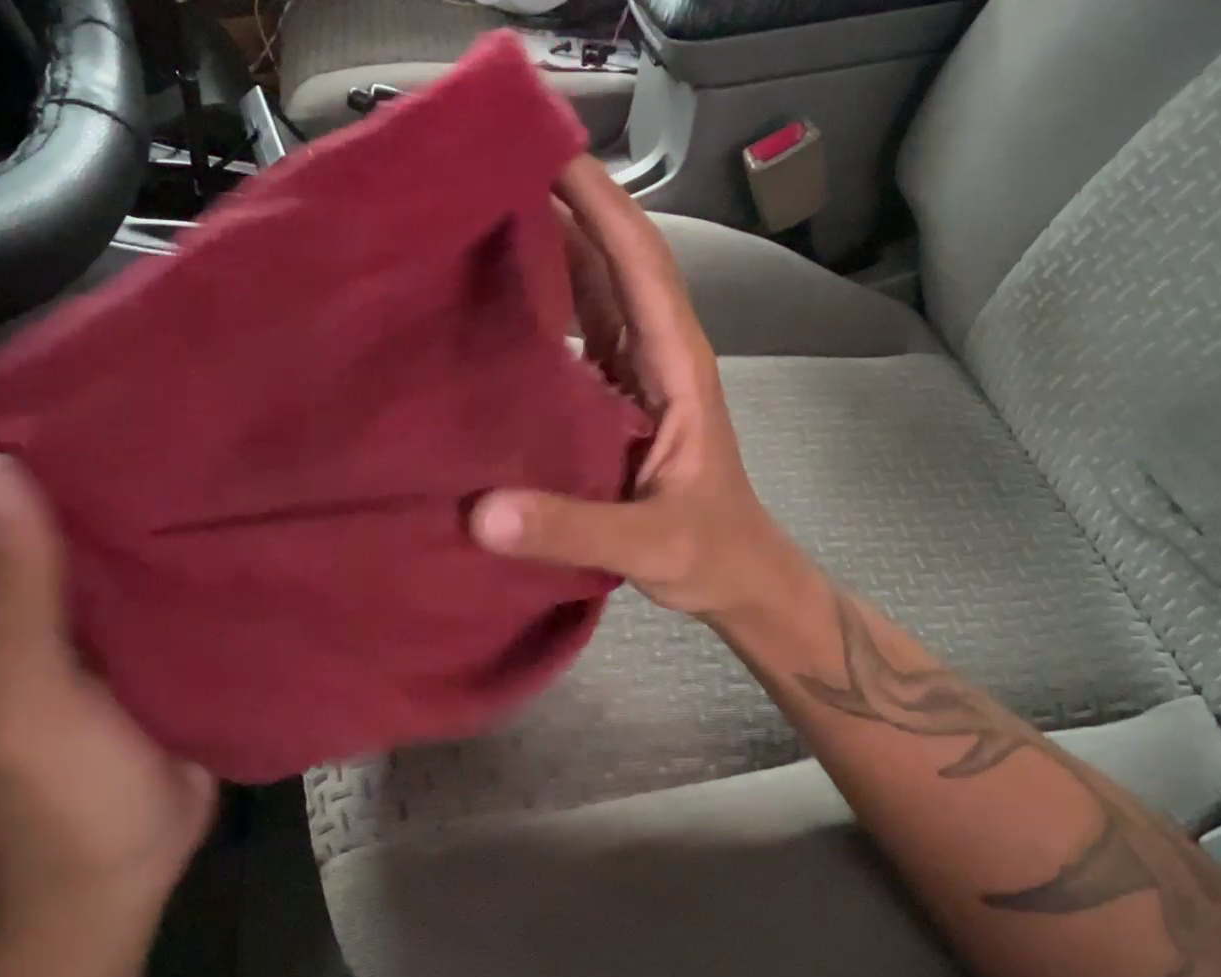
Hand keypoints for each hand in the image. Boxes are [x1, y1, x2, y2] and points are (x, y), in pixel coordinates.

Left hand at [0, 421, 218, 902]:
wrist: (122, 870)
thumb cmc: (56, 802)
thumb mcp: (18, 703)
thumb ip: (6, 592)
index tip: (35, 382)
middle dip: (25, 436)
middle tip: (111, 396)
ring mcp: (30, 606)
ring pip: (39, 511)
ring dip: (81, 474)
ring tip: (152, 429)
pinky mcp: (93, 620)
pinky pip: (96, 548)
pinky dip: (123, 517)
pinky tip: (176, 492)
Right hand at [479, 157, 808, 619]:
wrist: (736, 579)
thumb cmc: (711, 554)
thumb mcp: (649, 544)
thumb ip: (572, 529)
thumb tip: (483, 514)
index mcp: (677, 367)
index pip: (640, 265)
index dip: (599, 205)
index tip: (546, 153)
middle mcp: (658, 356)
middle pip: (613, 263)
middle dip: (566, 210)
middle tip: (493, 173)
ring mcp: (637, 377)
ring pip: (595, 294)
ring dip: (554, 250)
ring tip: (486, 216)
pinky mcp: (614, 403)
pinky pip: (577, 338)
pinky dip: (545, 309)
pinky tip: (499, 303)